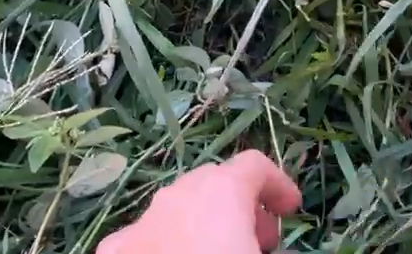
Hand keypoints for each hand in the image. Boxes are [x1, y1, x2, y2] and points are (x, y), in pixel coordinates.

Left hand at [96, 150, 301, 253]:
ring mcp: (145, 218)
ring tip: (222, 251)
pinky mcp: (119, 247)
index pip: (256, 165)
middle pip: (218, 182)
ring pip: (181, 205)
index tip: (292, 210)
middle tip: (261, 240)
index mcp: (222, 188)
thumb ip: (279, 243)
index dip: (279, 183)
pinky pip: (146, 234)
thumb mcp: (262, 253)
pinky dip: (163, 241)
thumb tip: (278, 245)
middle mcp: (181, 190)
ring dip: (206, 221)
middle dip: (243, 206)